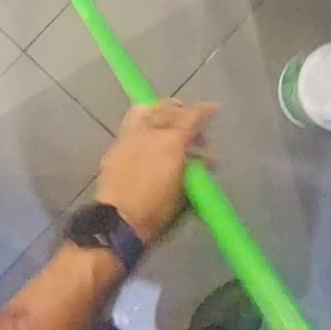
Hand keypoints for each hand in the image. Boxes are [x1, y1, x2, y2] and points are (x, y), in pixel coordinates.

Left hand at [94, 100, 216, 242]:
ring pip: (146, 110)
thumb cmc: (157, 210)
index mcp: (172, 142)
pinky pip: (131, 123)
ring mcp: (130, 136)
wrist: (117, 220)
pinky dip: (143, 121)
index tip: (214, 109)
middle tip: (192, 124)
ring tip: (167, 119)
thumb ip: (197, 170)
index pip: (192, 116)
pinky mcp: (115, 145)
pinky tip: (147, 135)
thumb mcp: (185, 192)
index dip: (205, 110)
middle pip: (168, 109)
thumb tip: (208, 160)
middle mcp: (150, 132)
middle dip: (183, 111)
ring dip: (160, 110)